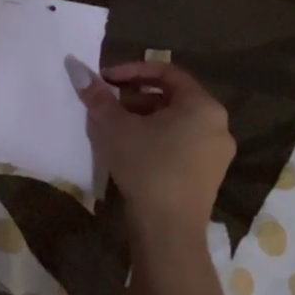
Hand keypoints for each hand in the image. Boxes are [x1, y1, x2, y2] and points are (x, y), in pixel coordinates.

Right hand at [66, 56, 232, 239]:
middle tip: (107, 104)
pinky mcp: (209, 175)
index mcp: (202, 105)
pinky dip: (157, 138)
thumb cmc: (145, 165)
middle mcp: (218, 124)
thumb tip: (76, 67)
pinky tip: (132, 150)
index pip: (166, 72)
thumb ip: (97, 95)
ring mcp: (217, 152)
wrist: (168, 228)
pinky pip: (182, 143)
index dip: (132, 70)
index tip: (105, 79)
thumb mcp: (114, 126)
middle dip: (136, 96)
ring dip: (144, 118)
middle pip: (172, 97)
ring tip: (115, 128)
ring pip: (177, 122)